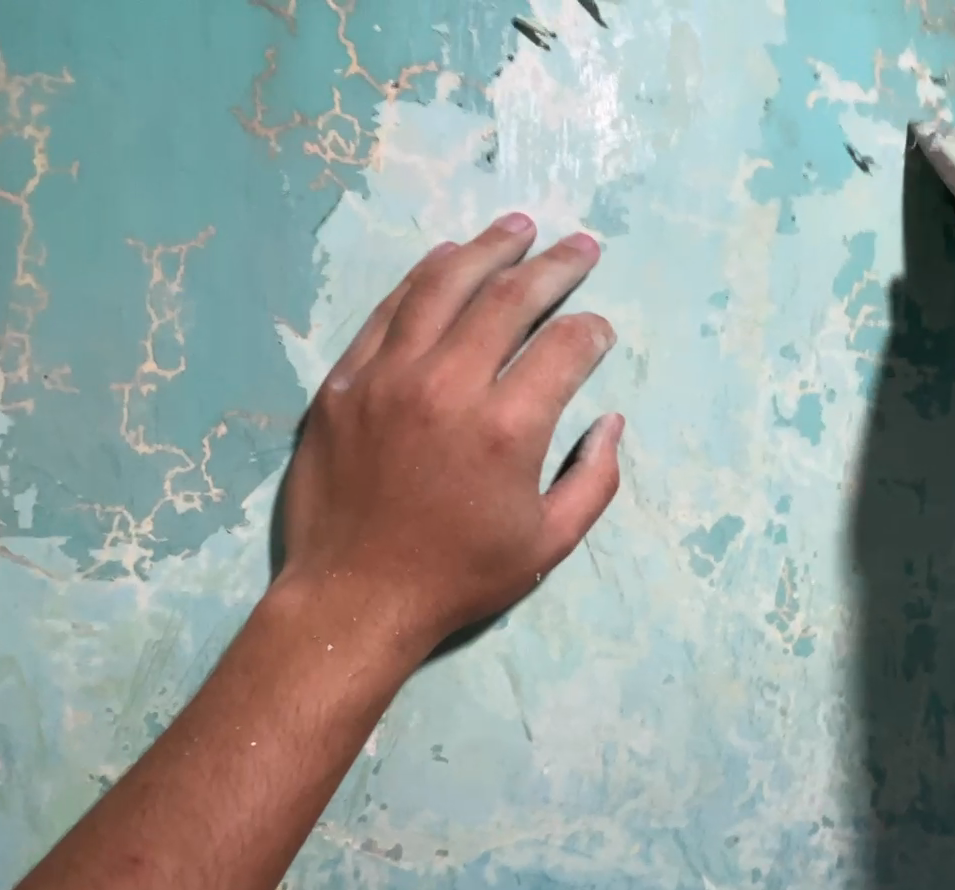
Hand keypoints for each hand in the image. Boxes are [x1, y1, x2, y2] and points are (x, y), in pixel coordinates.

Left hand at [277, 213, 622, 646]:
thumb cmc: (458, 577)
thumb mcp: (548, 545)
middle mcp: (448, 385)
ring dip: (487, 250)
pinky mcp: (344, 382)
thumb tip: (610, 422)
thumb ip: (594, 481)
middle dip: (555, 267)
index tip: (599, 330)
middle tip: (580, 246)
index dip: (592, 331)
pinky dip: (421, 278)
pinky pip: (388, 312)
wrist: (355, 597)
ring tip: (518, 227)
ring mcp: (388, 377)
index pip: (565, 348)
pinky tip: (445, 259)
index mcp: (507, 428)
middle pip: (510, 299)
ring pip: (443, 287)